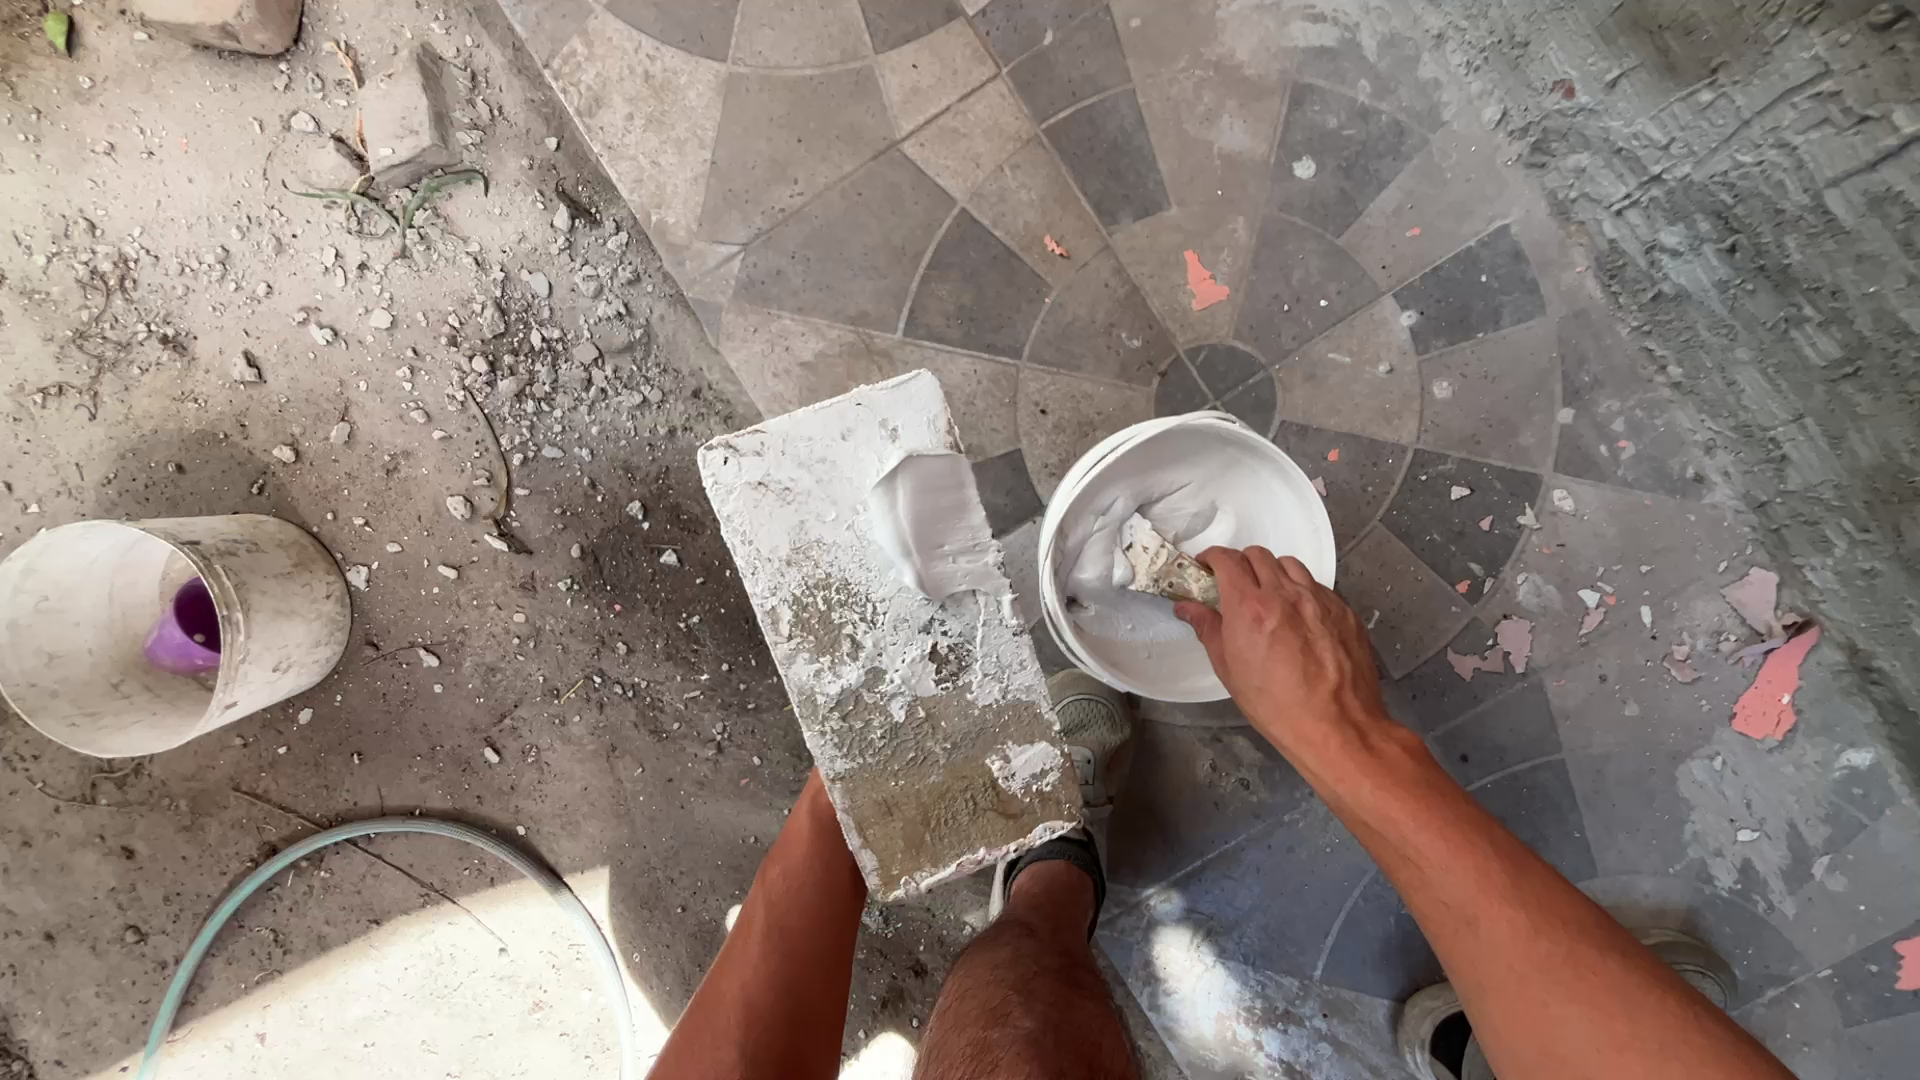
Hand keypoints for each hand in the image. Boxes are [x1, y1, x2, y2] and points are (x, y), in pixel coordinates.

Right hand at [1174, 547, 1392, 762]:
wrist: (1336, 727)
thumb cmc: (1276, 704)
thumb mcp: (1228, 668)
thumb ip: (1207, 628)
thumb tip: (1187, 607)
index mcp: (1250, 607)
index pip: (1227, 560)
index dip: (1212, 558)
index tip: (1206, 566)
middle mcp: (1285, 595)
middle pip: (1257, 555)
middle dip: (1240, 563)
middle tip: (1234, 584)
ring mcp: (1318, 600)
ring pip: (1289, 564)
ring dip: (1272, 572)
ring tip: (1268, 596)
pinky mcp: (1343, 610)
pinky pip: (1316, 586)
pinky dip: (1300, 590)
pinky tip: (1297, 616)